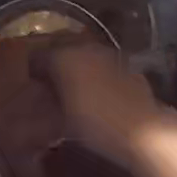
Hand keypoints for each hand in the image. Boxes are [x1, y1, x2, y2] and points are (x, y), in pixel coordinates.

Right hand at [36, 41, 176, 168]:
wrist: (144, 130)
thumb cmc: (97, 125)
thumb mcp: (65, 118)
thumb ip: (51, 98)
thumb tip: (44, 89)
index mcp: (64, 57)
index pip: (40, 54)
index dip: (33, 68)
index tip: (32, 81)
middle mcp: (85, 47)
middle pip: (62, 47)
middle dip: (54, 60)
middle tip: (50, 80)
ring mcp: (108, 53)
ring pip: (84, 52)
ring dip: (76, 63)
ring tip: (74, 85)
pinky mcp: (126, 63)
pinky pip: (102, 62)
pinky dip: (96, 70)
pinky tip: (98, 89)